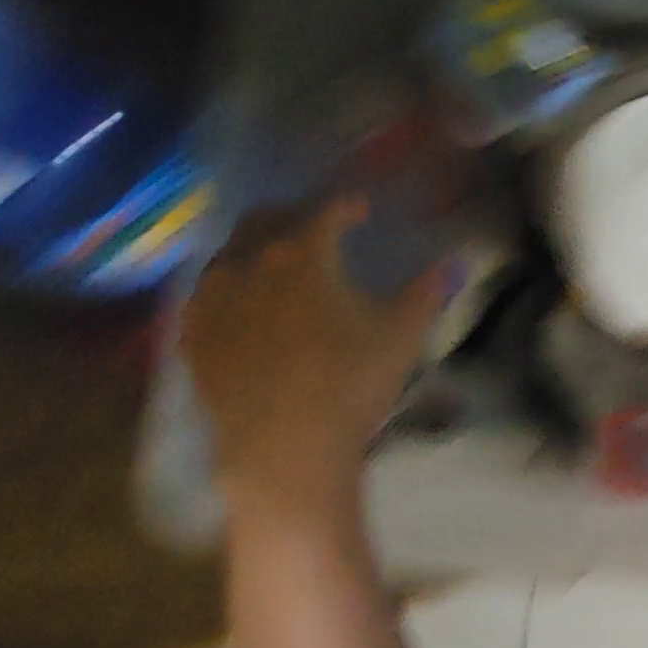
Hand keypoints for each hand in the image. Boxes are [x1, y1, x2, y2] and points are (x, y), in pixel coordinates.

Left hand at [181, 197, 443, 515]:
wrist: (284, 444)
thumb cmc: (351, 383)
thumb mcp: (402, 337)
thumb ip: (426, 293)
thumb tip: (454, 263)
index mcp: (303, 255)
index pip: (323, 210)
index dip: (345, 203)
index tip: (363, 207)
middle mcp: (248, 263)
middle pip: (265, 219)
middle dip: (295, 215)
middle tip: (320, 226)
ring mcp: (211, 298)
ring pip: (230, 252)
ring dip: (259, 247)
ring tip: (283, 263)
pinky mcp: (192, 333)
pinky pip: (209, 291)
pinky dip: (233, 283)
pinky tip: (248, 303)